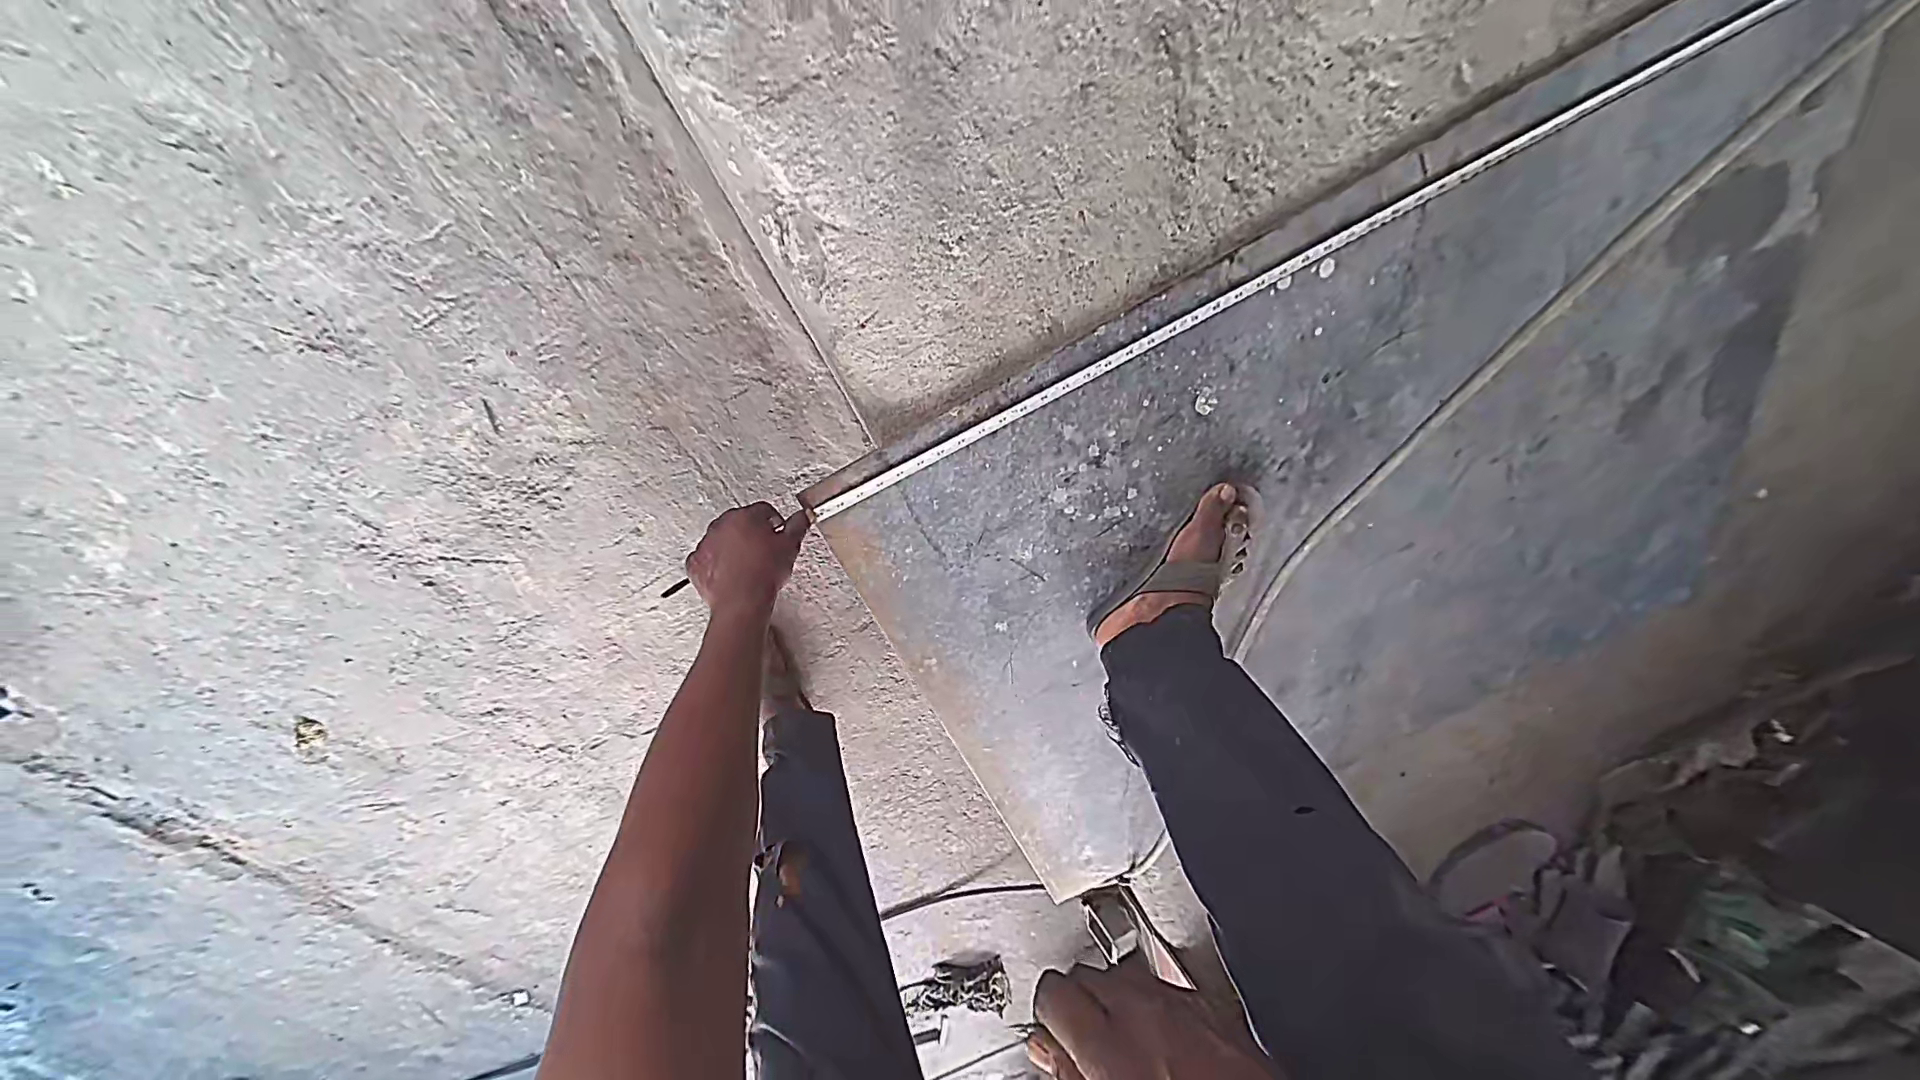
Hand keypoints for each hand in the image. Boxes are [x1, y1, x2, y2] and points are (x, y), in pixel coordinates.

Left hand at [684, 502, 810, 618]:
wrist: (742, 601)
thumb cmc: (763, 574)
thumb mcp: (790, 546)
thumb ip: (797, 526)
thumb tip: (802, 517)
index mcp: (746, 517)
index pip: (763, 510)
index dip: (774, 521)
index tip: (778, 530)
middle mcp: (722, 525)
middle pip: (740, 522)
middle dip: (752, 533)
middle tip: (764, 549)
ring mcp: (706, 544)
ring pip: (722, 539)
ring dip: (733, 547)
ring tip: (749, 563)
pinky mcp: (696, 563)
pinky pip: (706, 558)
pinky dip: (716, 563)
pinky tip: (730, 572)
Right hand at [1027, 959, 1277, 1079]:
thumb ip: (1071, 1071)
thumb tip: (1049, 1050)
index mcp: (1110, 1041)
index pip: (1053, 991)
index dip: (1048, 1011)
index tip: (1051, 1029)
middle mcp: (1143, 1008)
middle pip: (1086, 973)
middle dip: (1081, 1001)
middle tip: (1084, 1039)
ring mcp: (1181, 1002)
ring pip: (1123, 973)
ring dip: (1117, 998)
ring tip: (1124, 1039)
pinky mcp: (1213, 1006)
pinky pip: (1166, 984)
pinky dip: (1155, 1001)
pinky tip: (1161, 1034)